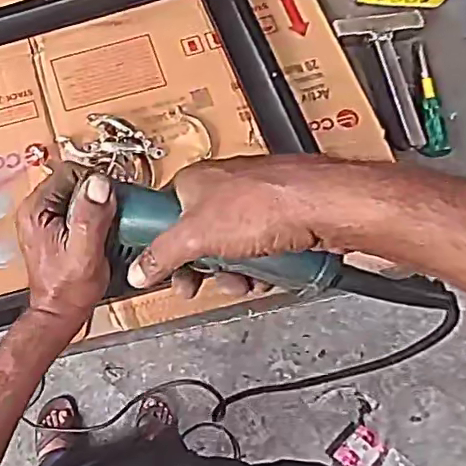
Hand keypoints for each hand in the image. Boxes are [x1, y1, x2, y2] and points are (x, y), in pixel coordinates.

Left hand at [17, 163, 116, 329]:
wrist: (60, 312)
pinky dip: (92, 215)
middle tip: (113, 212)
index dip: (96, 183)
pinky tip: (101, 230)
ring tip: (108, 222)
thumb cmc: (68, 289)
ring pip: (76, 194)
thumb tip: (99, 183)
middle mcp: (36, 210)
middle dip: (97, 194)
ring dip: (96, 205)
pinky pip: (76, 209)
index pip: (69, 172)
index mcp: (37, 210)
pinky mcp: (54, 229)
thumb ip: (91, 216)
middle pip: (73, 181)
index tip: (111, 198)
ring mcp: (44, 219)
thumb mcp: (85, 251)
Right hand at [128, 155, 368, 290]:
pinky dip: (256, 267)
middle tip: (196, 284)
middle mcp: (220, 188)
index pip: (160, 214)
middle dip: (199, 267)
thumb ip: (161, 255)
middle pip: (194, 237)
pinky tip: (263, 273)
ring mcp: (250, 204)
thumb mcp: (197, 236)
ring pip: (226, 248)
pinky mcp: (276, 220)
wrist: (326, 206)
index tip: (156, 267)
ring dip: (230, 272)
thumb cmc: (269, 203)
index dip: (158, 245)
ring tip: (242, 280)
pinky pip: (254, 250)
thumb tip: (138, 270)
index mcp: (193, 181)